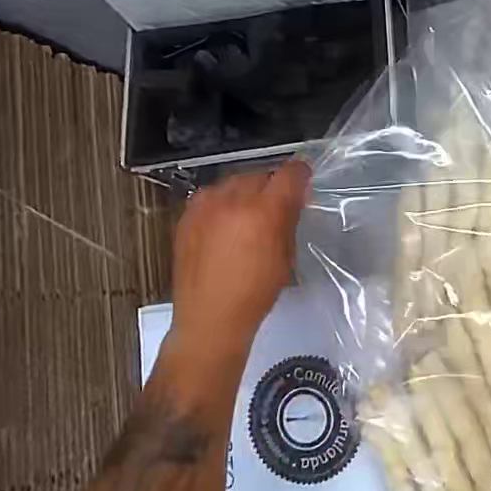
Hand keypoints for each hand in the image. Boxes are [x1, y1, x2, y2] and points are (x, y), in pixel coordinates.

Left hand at [170, 159, 311, 344]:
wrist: (211, 316)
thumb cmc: (256, 292)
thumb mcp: (286, 256)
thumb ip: (289, 221)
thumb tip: (293, 201)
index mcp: (265, 211)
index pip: (289, 174)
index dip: (301, 174)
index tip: (304, 181)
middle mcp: (233, 200)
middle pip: (260, 174)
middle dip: (272, 186)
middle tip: (277, 206)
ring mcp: (205, 206)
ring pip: (233, 182)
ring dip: (246, 192)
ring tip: (248, 215)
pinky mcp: (186, 216)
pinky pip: (210, 196)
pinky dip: (222, 202)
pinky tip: (226, 223)